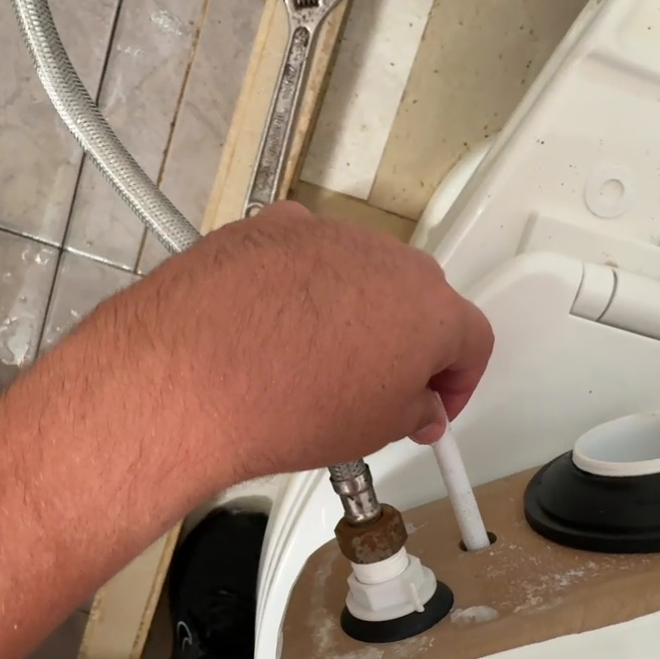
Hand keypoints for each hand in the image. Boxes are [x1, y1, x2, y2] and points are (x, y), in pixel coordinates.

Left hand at [85, 203, 493, 482]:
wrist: (187, 377)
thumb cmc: (279, 405)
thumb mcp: (371, 431)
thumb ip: (415, 411)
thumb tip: (417, 405)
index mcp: (429, 306)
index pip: (472, 340)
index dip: (459, 380)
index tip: (435, 402)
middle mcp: (383, 257)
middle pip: (415, 298)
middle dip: (405, 343)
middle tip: (378, 386)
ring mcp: (323, 234)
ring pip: (355, 272)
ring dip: (349, 310)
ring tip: (310, 361)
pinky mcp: (268, 226)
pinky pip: (299, 255)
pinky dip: (295, 285)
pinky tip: (270, 326)